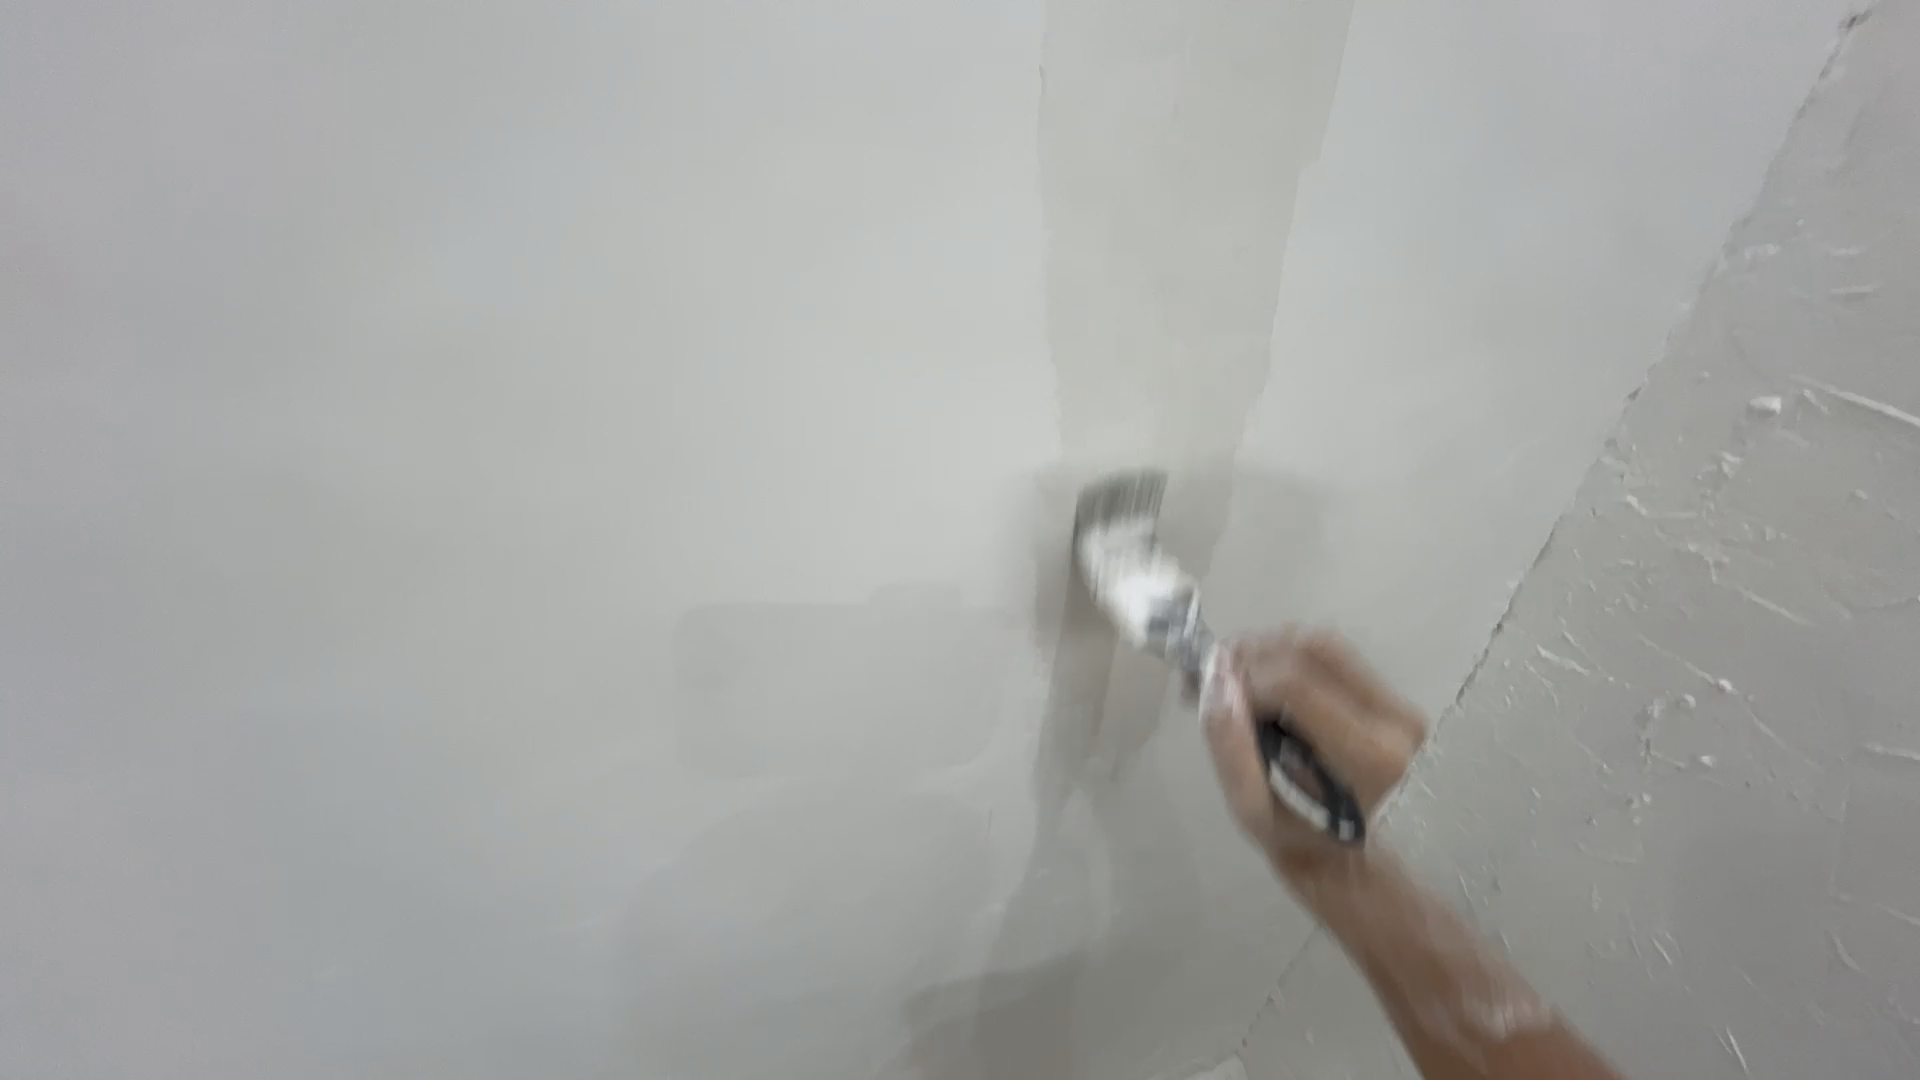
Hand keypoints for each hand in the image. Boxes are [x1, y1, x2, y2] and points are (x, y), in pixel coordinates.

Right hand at [1202, 627, 1426, 871]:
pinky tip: (1258, 678)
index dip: (1240, 678)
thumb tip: (1215, 680)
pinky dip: (1284, 654)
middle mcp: (1395, 720)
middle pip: (1308, 648)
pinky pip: (1330, 654)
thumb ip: (1231, 748)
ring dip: (1265, 648)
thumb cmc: (1302, 843)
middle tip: (1209, 677)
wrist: (1355, 857)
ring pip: (1319, 642)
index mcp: (1370, 756)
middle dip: (1248, 654)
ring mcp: (1398, 704)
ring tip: (1230, 676)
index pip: (1293, 683)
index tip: (1204, 693)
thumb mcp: (1253, 811)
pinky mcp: (1389, 696)